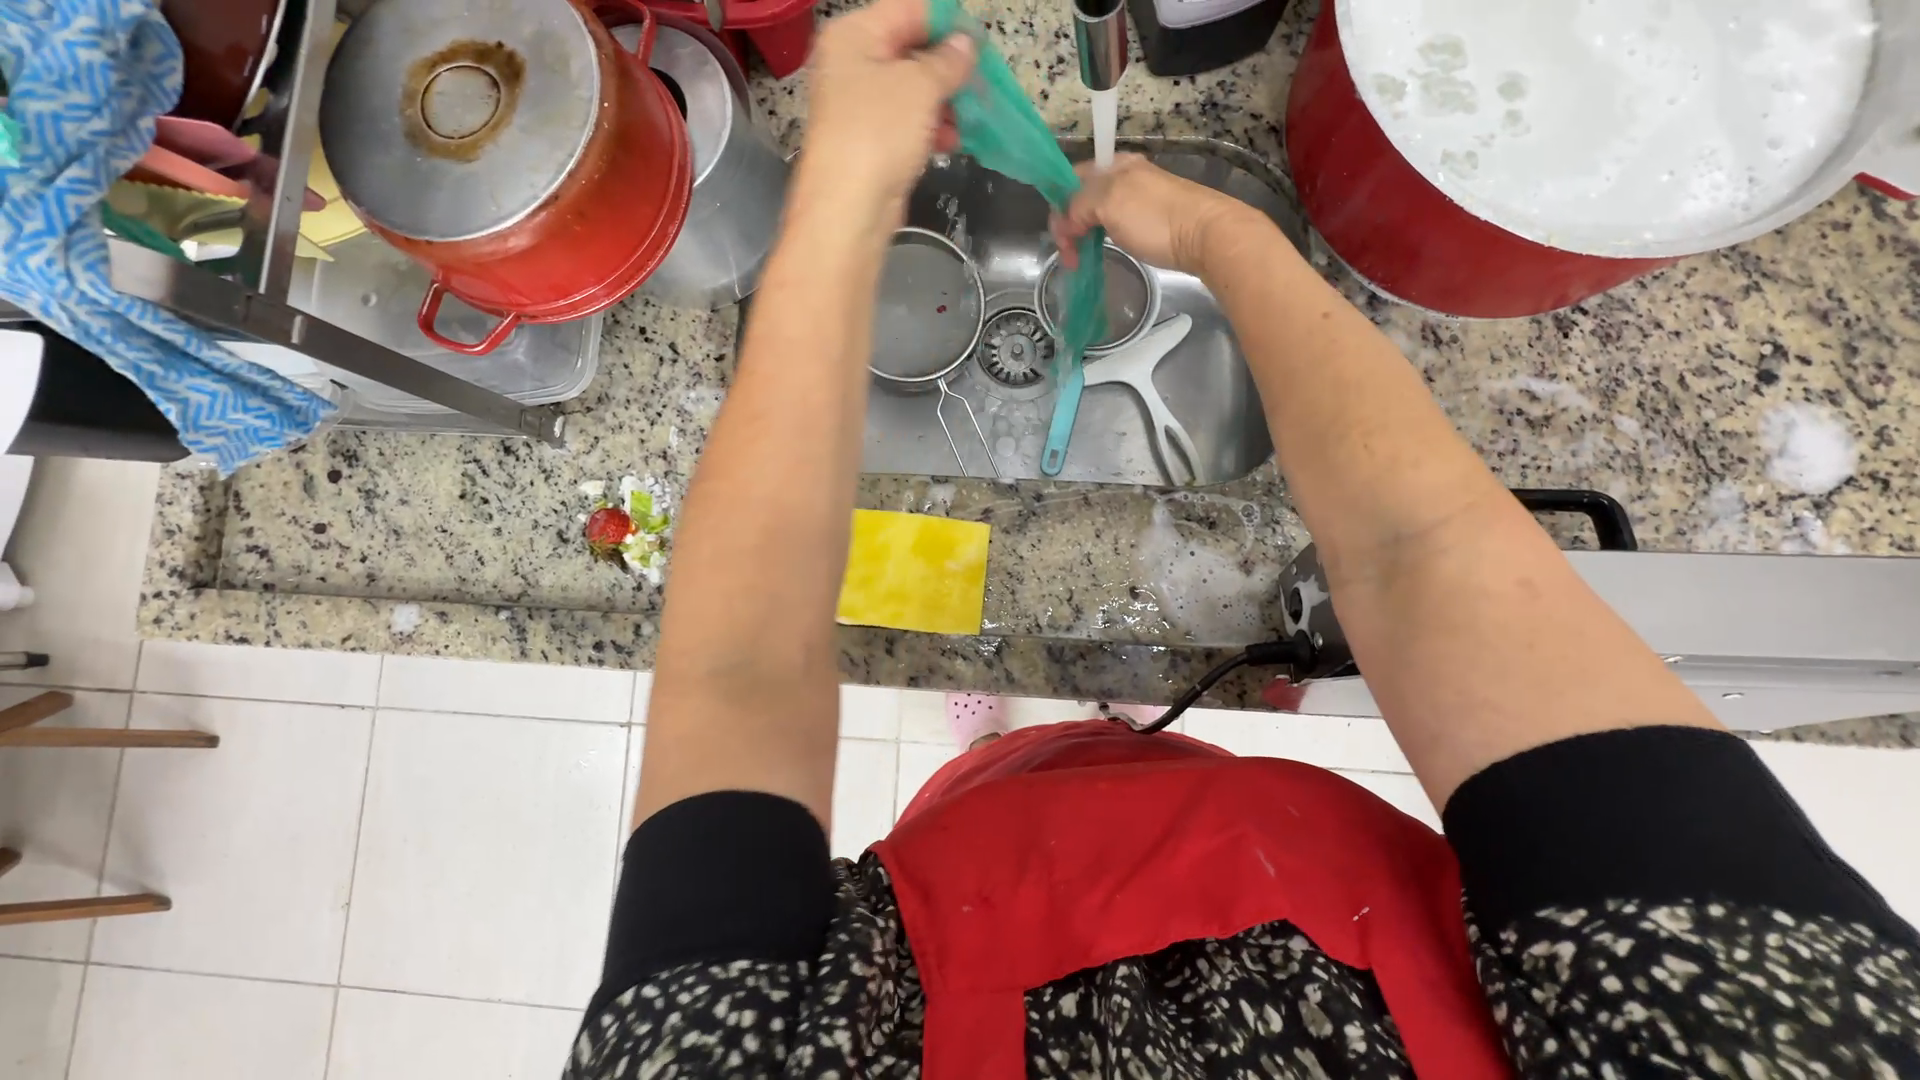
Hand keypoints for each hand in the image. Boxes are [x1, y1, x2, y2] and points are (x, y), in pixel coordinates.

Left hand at [792, 0, 975, 234]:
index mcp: (853, 35)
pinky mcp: (869, 143)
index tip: (979, 44)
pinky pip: (906, 124)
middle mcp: (851, 65)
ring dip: (943, 103)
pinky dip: (930, 129)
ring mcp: (858, 107)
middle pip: (909, 51)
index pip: (908, 10)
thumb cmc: (878, 133)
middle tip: (980, 84)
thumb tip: (965, 45)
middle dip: (947, 69)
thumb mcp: (920, 85)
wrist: (848, 207)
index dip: (946, 23)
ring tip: (970, 117)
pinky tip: (951, 141)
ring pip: (911, 92)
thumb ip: (947, 60)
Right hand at [1051, 154, 1255, 276]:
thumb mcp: (1108, 203)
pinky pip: (1114, 223)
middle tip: (1069, 255)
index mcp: (1114, 165)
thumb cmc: (1155, 217)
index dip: (1059, 207)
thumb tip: (1067, 222)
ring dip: (1084, 234)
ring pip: (1098, 212)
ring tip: (1082, 258)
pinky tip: (1104, 249)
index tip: (1059, 239)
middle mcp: (1125, 176)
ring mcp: (1139, 197)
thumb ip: (1079, 206)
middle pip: (1083, 197)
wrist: (1206, 235)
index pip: (1071, 179)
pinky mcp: (1150, 218)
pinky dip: (1101, 236)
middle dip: (1069, 224)